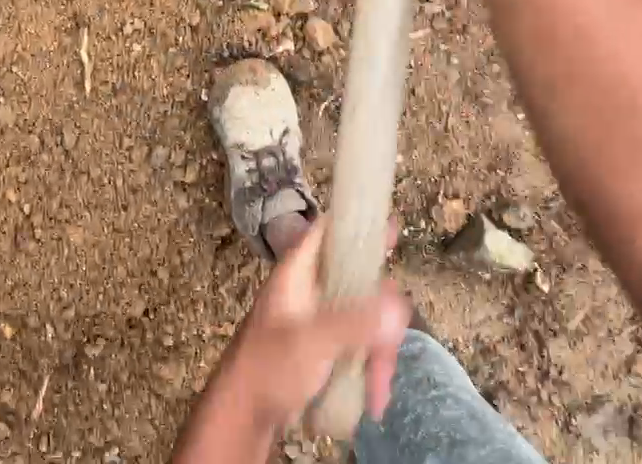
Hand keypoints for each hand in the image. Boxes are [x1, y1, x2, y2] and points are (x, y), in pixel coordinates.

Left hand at [215, 218, 410, 431]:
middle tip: (391, 344)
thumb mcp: (311, 341)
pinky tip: (374, 399)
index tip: (392, 229)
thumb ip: (352, 322)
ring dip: (376, 354)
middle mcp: (308, 291)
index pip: (326, 235)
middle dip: (380, 318)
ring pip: (362, 320)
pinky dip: (368, 369)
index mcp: (297, 275)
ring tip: (379, 389)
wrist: (243, 413)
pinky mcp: (322, 349)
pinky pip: (356, 348)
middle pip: (356, 283)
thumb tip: (397, 303)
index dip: (357, 228)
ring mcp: (315, 320)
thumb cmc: (268, 367)